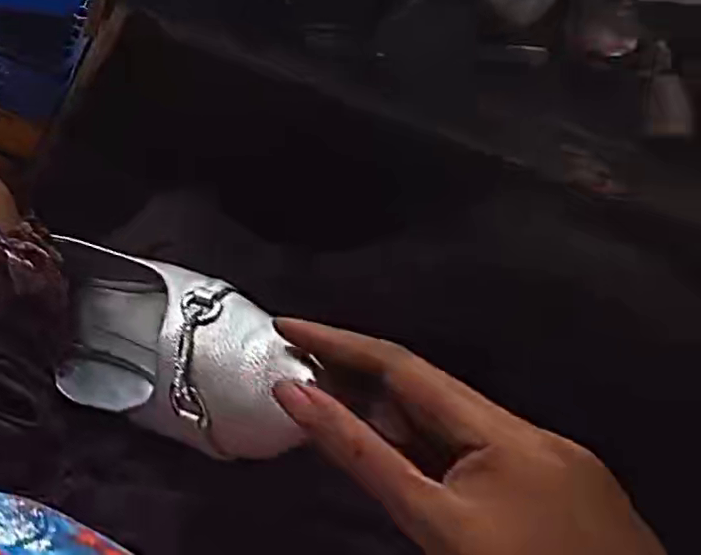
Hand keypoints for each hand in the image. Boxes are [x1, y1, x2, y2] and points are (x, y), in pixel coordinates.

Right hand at [273, 320, 662, 554]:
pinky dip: (422, 443)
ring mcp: (560, 471)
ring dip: (387, 413)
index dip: (335, 341)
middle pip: (427, 390)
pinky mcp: (564, 499)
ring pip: (449, 421)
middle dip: (357, 378)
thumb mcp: (432, 520)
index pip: (403, 365)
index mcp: (513, 437)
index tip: (283, 327)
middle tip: (296, 371)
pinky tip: (390, 452)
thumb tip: (289, 391)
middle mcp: (541, 442)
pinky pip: (474, 450)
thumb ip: (356, 450)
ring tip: (331, 411)